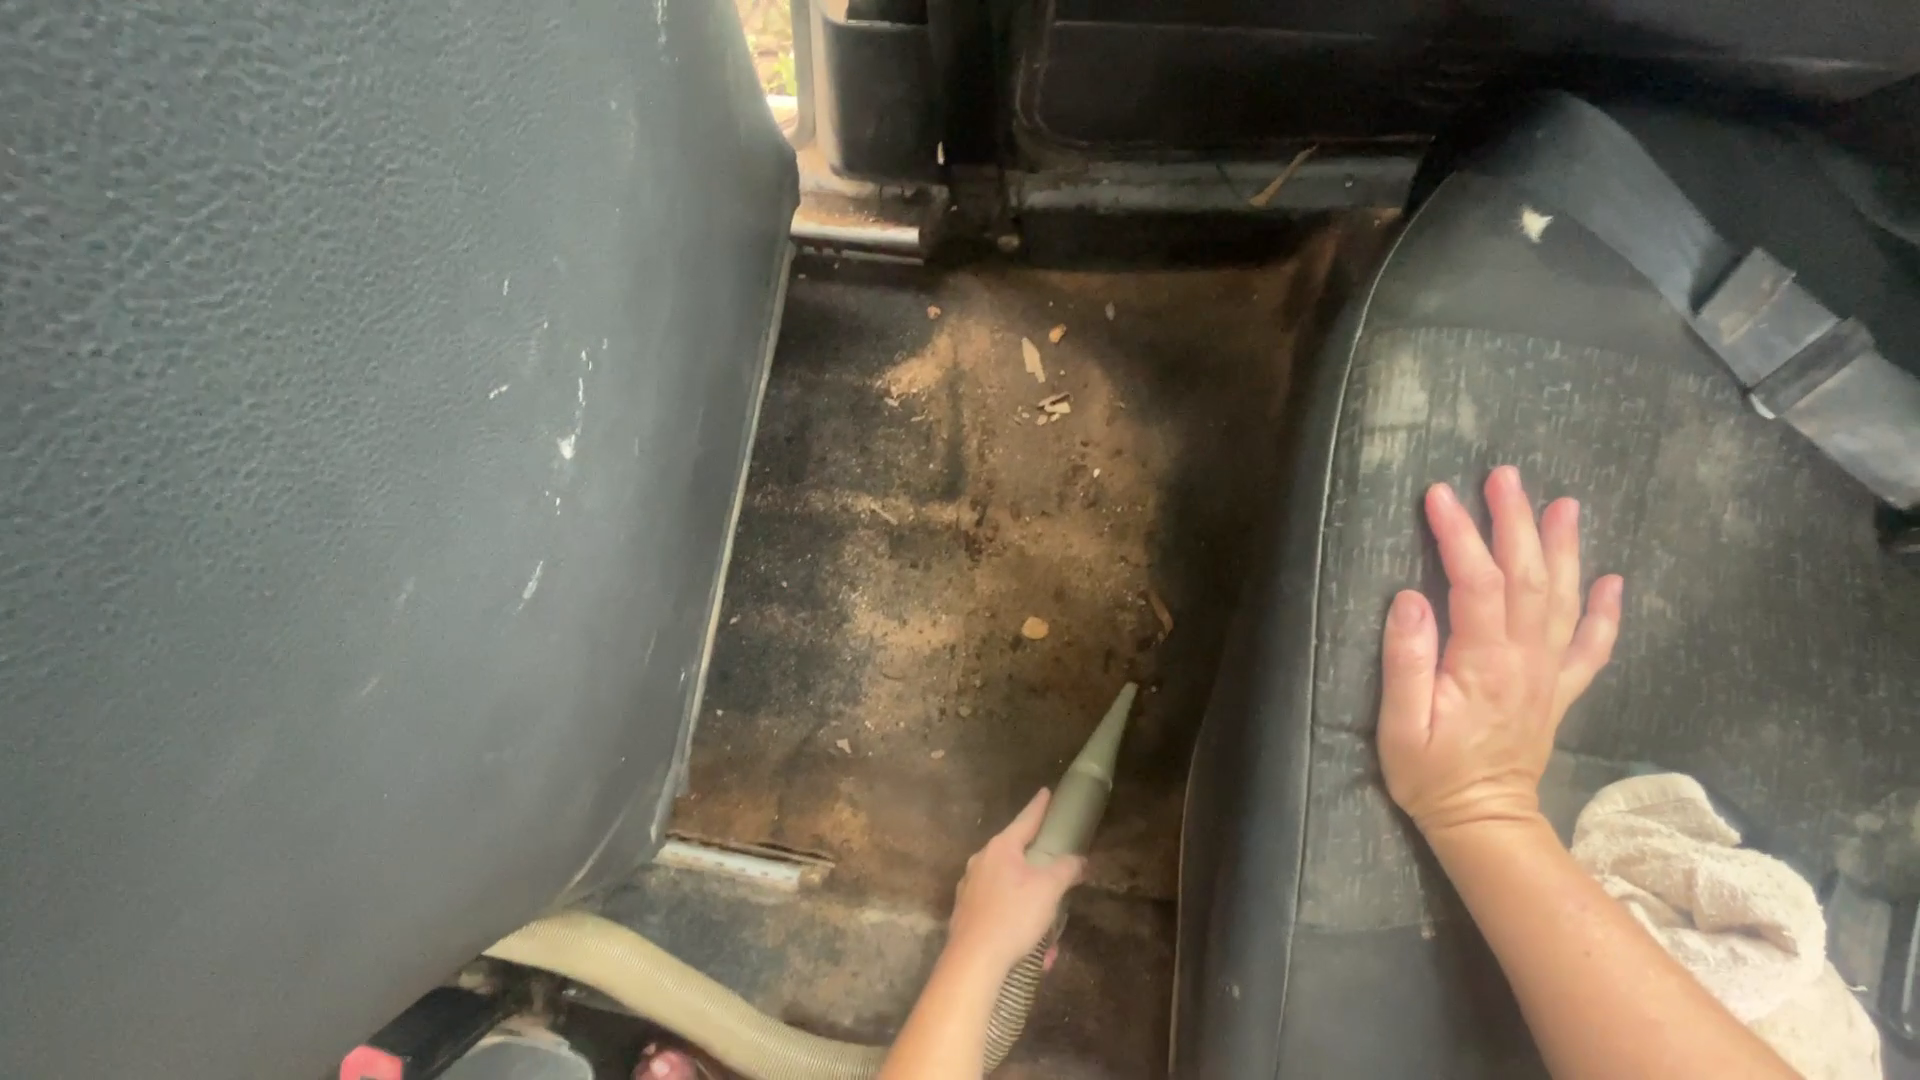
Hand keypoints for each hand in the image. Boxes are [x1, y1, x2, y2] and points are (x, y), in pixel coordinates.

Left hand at [947, 789, 1084, 974]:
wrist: (973, 960)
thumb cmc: (1013, 916)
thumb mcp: (1048, 890)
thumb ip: (1066, 870)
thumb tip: (1078, 860)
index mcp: (1001, 848)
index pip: (1026, 819)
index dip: (1040, 807)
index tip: (1046, 792)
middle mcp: (981, 861)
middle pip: (1017, 857)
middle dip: (1041, 876)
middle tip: (1057, 886)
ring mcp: (970, 888)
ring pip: (1010, 892)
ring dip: (1032, 911)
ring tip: (1048, 938)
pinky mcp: (965, 913)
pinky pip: (1000, 913)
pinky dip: (1017, 927)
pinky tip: (1032, 953)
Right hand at [1376, 466, 1623, 837]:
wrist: (1485, 822)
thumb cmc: (1430, 774)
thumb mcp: (1399, 725)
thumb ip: (1407, 662)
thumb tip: (1409, 600)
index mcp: (1484, 666)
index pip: (1477, 585)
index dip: (1460, 536)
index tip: (1439, 496)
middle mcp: (1526, 661)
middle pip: (1528, 579)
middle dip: (1516, 523)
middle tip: (1505, 477)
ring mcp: (1550, 675)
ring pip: (1563, 600)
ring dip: (1563, 549)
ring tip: (1562, 504)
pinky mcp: (1559, 689)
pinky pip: (1593, 646)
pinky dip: (1606, 610)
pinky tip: (1612, 579)